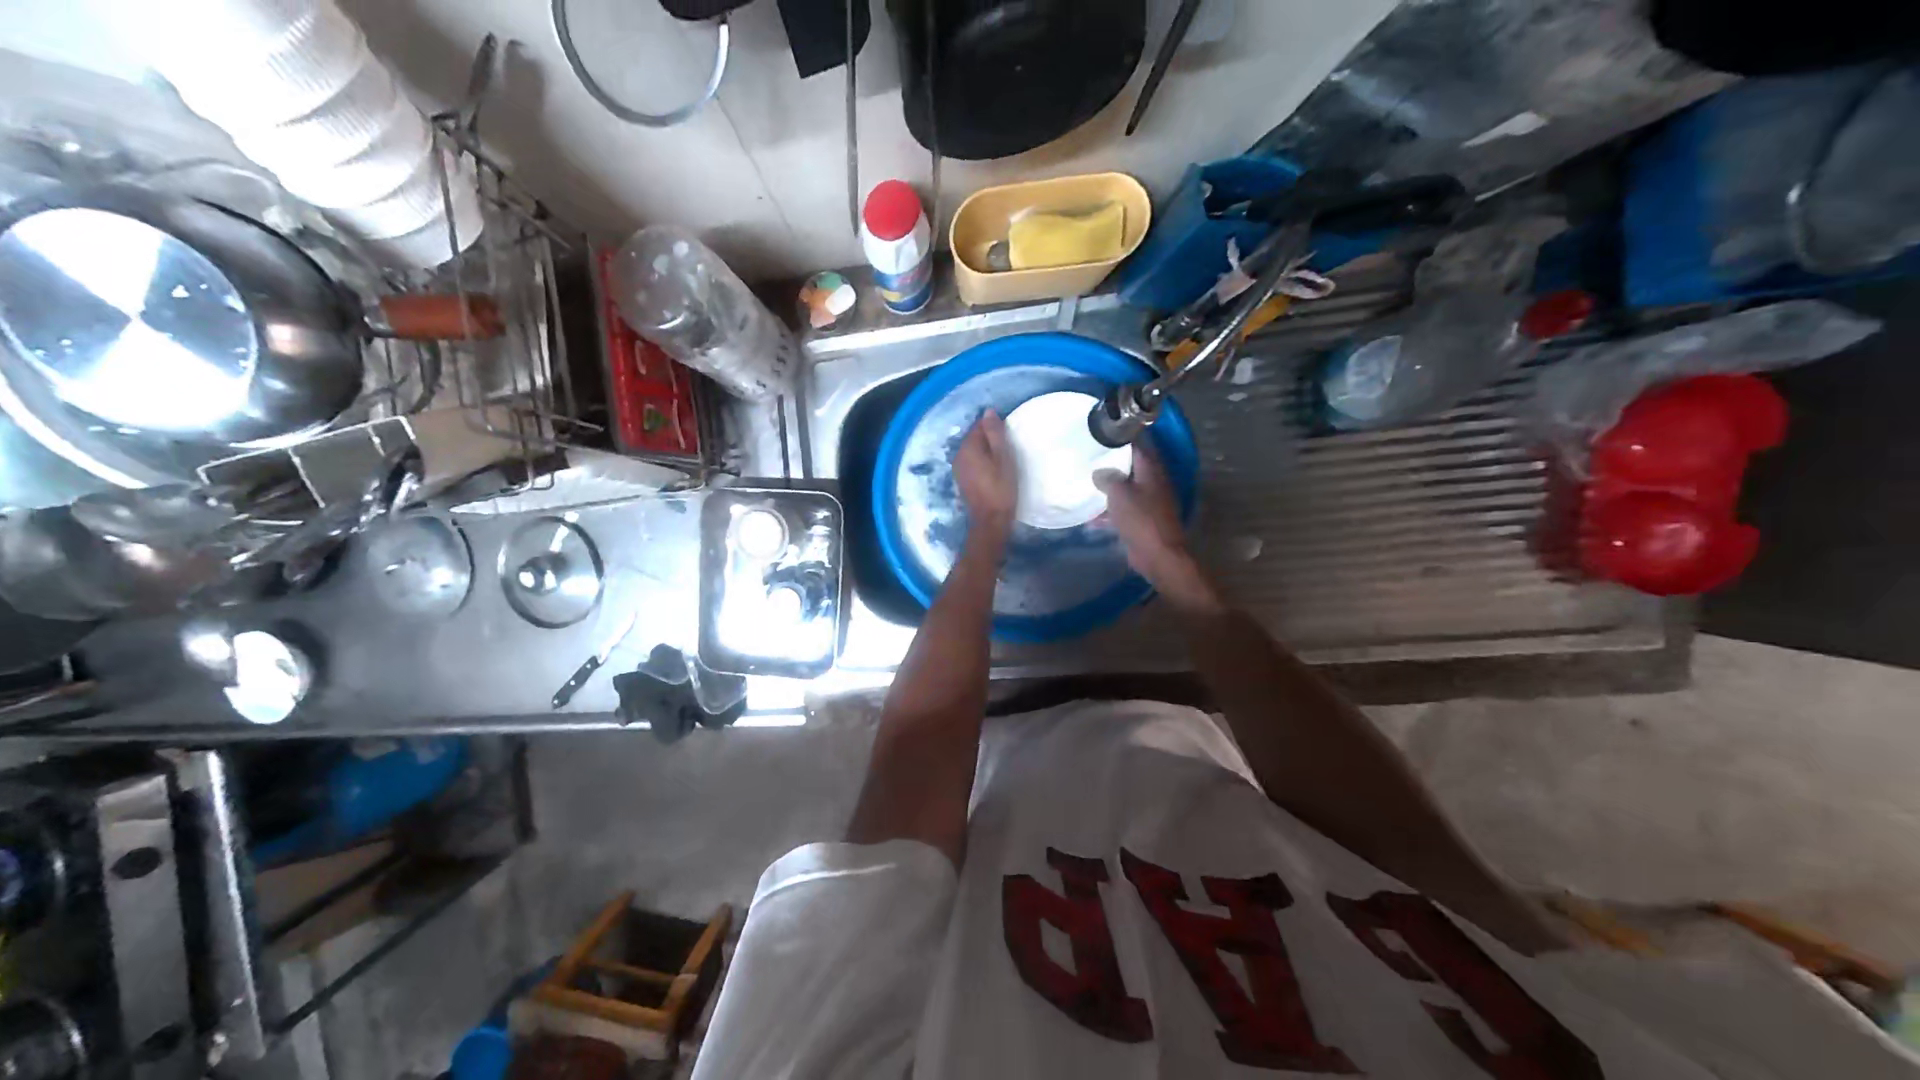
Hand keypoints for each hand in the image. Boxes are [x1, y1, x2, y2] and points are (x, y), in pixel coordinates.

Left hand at [955, 410, 1017, 544]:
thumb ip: (994, 433)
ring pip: (973, 450)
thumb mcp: (1003, 458)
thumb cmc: (1001, 488)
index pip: (979, 426)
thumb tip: (988, 411)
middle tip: (1008, 446)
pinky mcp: (962, 480)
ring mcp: (958, 469)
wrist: (991, 520)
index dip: (994, 427)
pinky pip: (972, 462)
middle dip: (989, 438)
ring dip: (986, 450)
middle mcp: (958, 456)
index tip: (1009, 435)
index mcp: (968, 448)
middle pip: (974, 438)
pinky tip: (993, 469)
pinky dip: (982, 461)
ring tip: (1003, 458)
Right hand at [1094, 448, 1221, 613]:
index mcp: (1151, 469)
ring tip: (1087, 484)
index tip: (1101, 433)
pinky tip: (1093, 516)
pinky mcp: (1145, 519)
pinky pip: (1125, 508)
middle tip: (1090, 458)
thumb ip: (1107, 478)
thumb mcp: (1118, 493)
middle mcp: (1154, 481)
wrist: (1158, 554)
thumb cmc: (1140, 518)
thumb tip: (1099, 472)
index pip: (1137, 444)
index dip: (1121, 437)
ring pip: (1127, 487)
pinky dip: (1111, 510)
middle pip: (1131, 466)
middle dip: (1112, 463)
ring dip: (1110, 488)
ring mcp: (1151, 501)